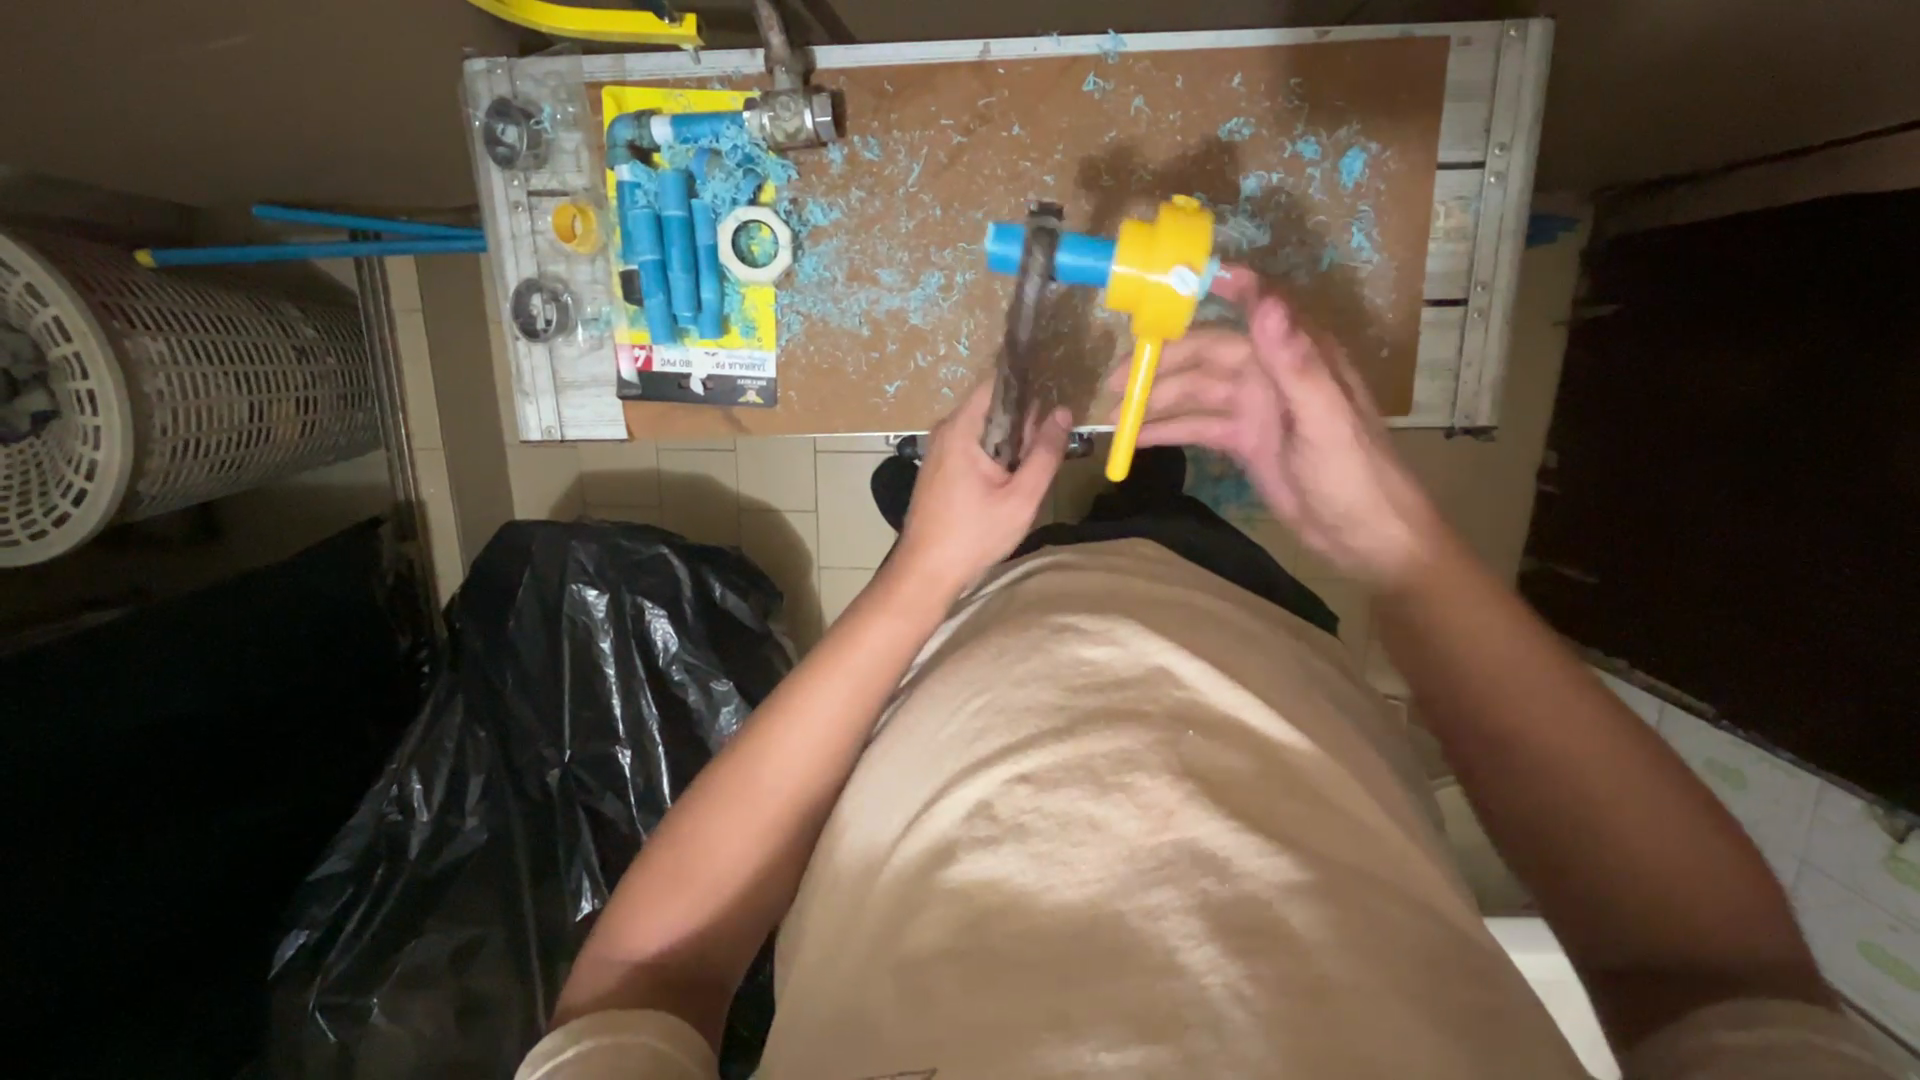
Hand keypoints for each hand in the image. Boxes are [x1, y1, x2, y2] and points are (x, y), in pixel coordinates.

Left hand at [895, 382, 1069, 595]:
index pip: (996, 384)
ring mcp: (939, 451)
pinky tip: (1011, 479)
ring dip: (1011, 442)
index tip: (1056, 396)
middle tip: (1051, 442)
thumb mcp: (1021, 497)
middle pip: (992, 408)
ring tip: (1035, 463)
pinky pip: (973, 448)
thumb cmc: (974, 534)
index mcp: (961, 428)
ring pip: (984, 431)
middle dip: (1024, 420)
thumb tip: (1063, 413)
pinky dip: (995, 456)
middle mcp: (945, 431)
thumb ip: (1045, 453)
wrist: (926, 571)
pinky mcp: (939, 470)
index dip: (1028, 385)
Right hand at [1112, 265, 1446, 590]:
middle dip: (1161, 362)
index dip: (1219, 289)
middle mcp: (1272, 372)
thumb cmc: (1354, 475)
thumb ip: (1294, 362)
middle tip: (1114, 380)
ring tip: (1112, 416)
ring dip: (1156, 401)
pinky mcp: (1245, 439)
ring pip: (1196, 392)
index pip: (1257, 306)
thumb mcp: (1324, 419)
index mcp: (1298, 355)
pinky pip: (1198, 426)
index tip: (1173, 283)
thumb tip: (1265, 302)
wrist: (1365, 535)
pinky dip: (1167, 431)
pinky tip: (1135, 439)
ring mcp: (1256, 407)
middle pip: (1208, 355)